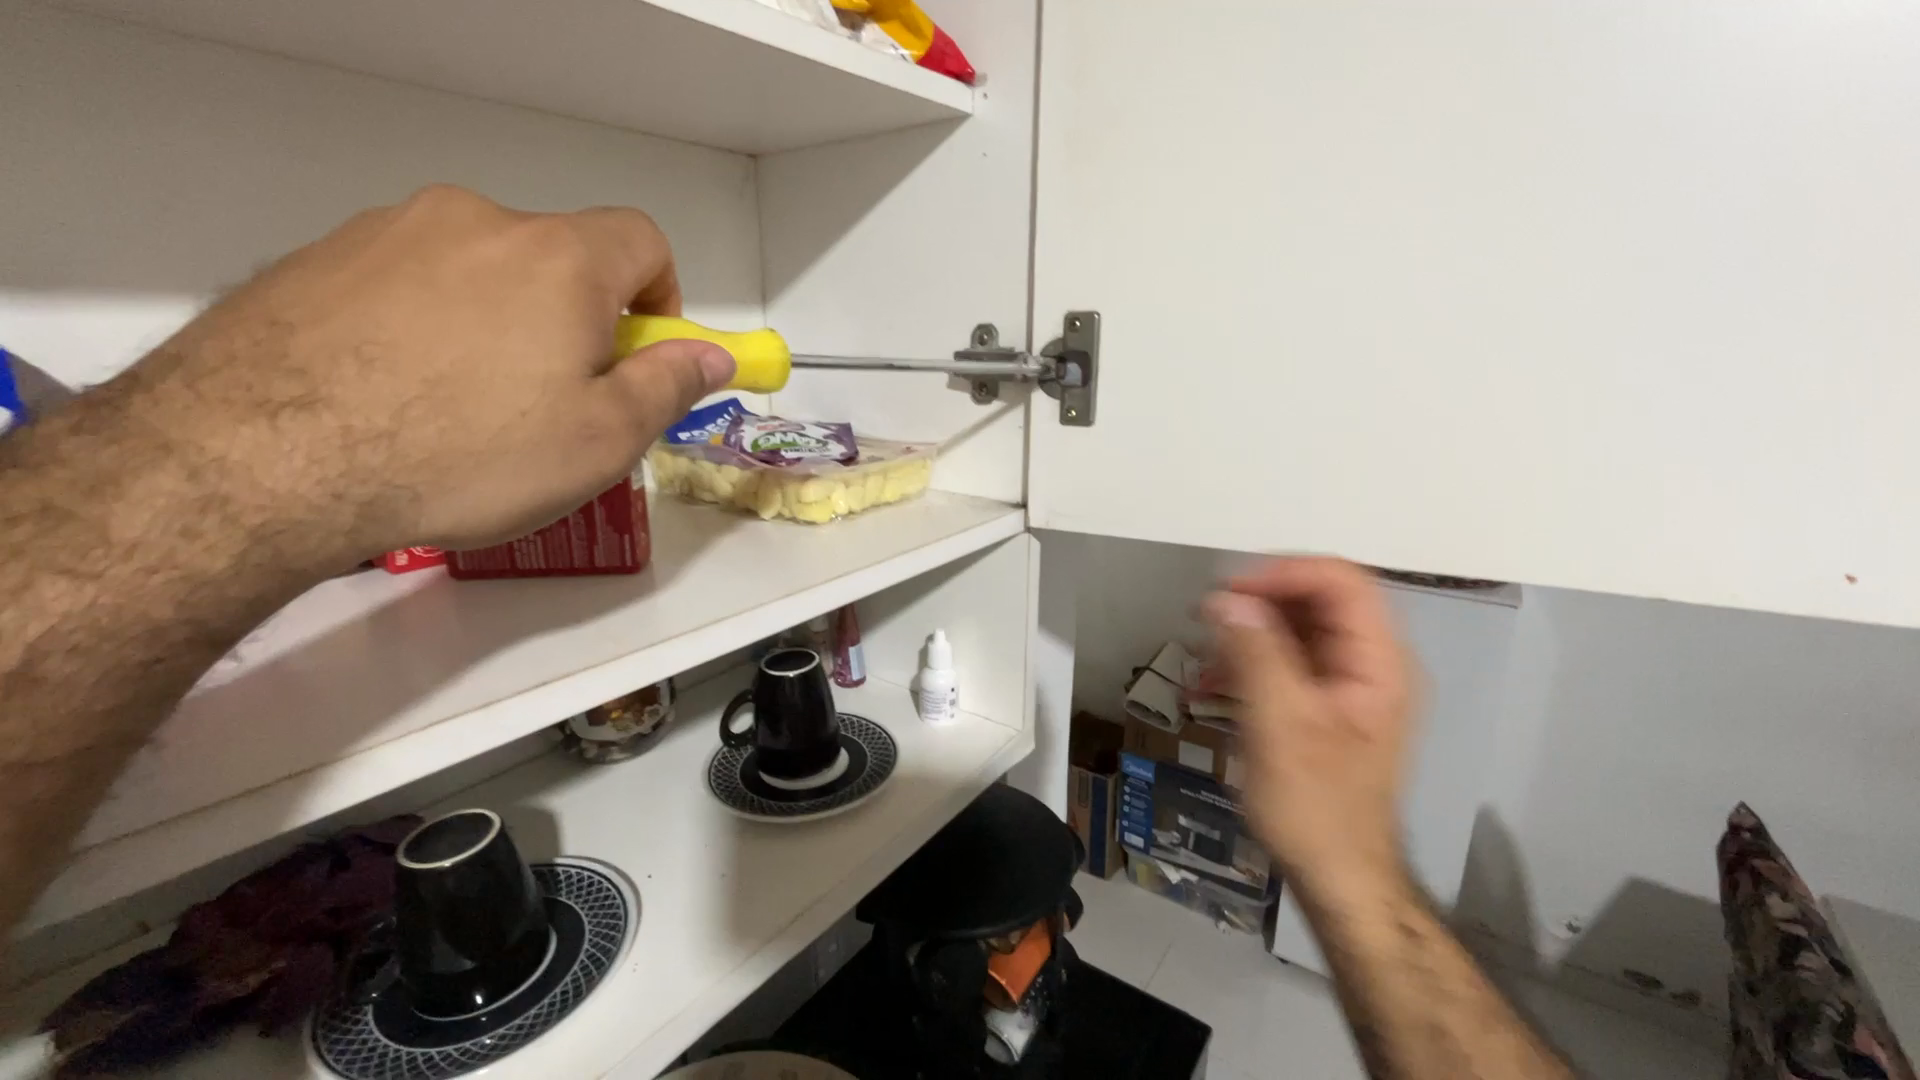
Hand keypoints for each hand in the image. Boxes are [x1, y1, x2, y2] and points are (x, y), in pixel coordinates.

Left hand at [107, 184, 734, 568]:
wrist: (259, 460)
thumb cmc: (466, 454)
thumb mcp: (600, 440)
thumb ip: (669, 387)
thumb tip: (713, 357)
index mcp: (560, 259)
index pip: (643, 241)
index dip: (663, 296)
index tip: (645, 354)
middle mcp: (478, 222)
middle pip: (560, 257)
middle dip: (580, 320)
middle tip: (557, 400)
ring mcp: (389, 233)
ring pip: (482, 270)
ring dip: (503, 323)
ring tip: (469, 409)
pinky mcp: (319, 260)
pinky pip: (410, 284)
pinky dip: (430, 325)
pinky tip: (401, 395)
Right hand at [1203, 557, 1418, 902]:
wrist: (1338, 878)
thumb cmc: (1315, 807)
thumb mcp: (1279, 725)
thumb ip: (1255, 654)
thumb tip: (1226, 600)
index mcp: (1379, 662)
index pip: (1340, 581)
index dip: (1283, 574)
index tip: (1228, 593)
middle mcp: (1369, 664)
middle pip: (1316, 601)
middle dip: (1257, 605)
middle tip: (1205, 619)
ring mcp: (1347, 686)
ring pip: (1295, 631)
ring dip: (1245, 637)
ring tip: (1201, 659)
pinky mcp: (1322, 707)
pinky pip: (1285, 664)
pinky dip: (1246, 667)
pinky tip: (1210, 689)